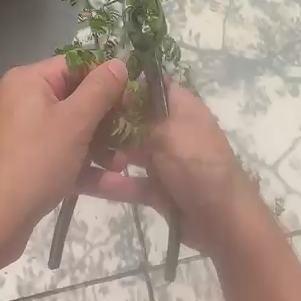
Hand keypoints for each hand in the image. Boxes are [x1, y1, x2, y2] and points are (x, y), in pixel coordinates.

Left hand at [0, 55, 128, 268]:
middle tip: (134, 133)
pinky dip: (81, 166)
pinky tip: (111, 184)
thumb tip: (118, 62)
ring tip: (124, 164)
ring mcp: (17, 135)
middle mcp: (19, 101)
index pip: (75, 65)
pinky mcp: (19, 165)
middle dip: (106, 118)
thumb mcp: (75, 122)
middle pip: (73, 99)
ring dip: (98, 146)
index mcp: (28, 81)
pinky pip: (56, 156)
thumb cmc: (33, 162)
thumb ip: (100, 89)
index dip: (106, 79)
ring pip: (67, 131)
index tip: (133, 98)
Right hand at [79, 80, 273, 259]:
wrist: (222, 219)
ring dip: (108, 152)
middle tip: (79, 119)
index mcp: (182, 107)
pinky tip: (87, 182)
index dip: (128, 81)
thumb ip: (140, 119)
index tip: (97, 81)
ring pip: (130, 151)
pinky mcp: (158, 188)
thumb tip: (119, 102)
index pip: (154, 84)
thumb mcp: (167, 133)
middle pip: (136, 118)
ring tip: (78, 151)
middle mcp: (173, 129)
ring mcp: (165, 160)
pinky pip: (131, 182)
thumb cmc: (197, 164)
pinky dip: (114, 183)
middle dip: (110, 119)